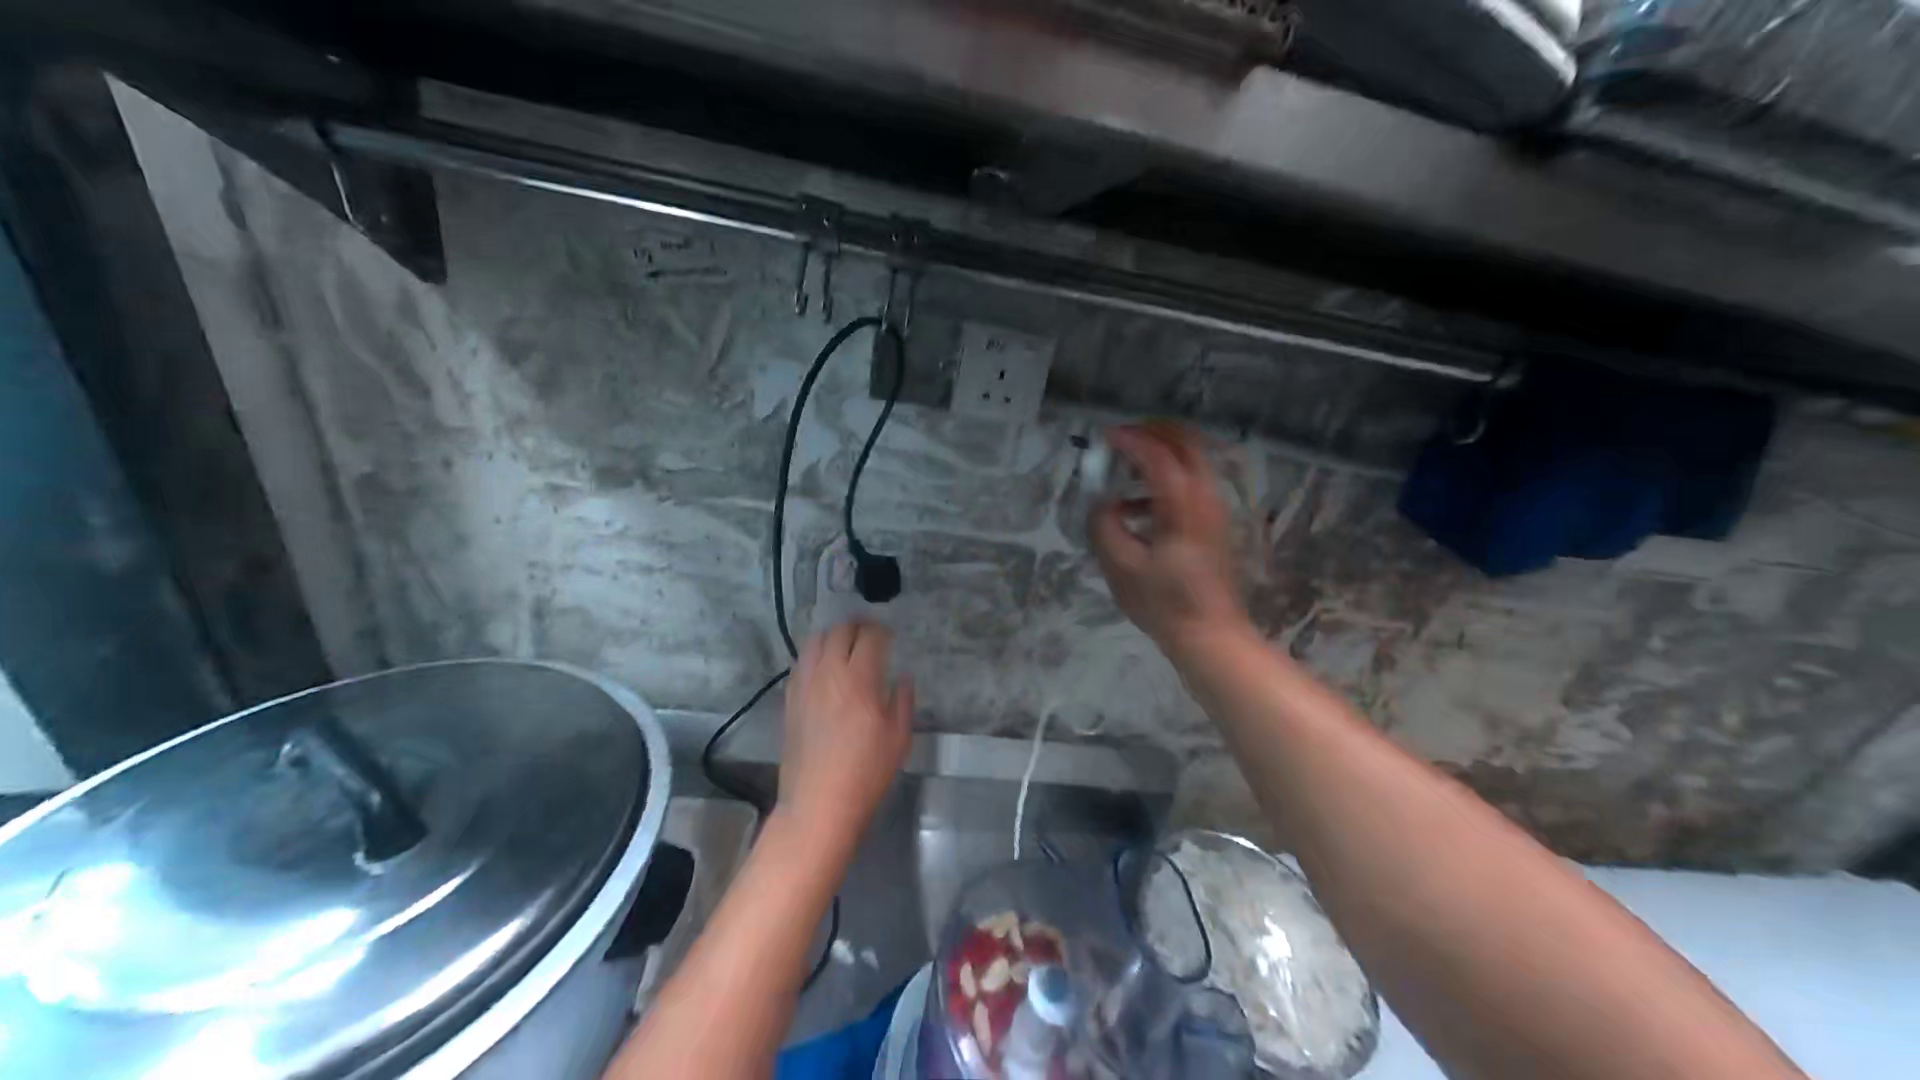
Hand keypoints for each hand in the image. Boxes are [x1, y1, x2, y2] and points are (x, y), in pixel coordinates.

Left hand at [776, 621, 914, 843]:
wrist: (818, 803)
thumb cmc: (866, 772)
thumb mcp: (899, 738)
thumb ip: (903, 701)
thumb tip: (902, 678)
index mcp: (859, 679)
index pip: (870, 637)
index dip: (882, 631)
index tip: (889, 635)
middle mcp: (828, 673)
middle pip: (839, 631)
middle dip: (856, 626)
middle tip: (868, 634)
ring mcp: (804, 685)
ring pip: (814, 642)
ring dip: (832, 637)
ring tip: (844, 645)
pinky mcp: (789, 700)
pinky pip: (800, 664)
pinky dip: (814, 657)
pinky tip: (823, 669)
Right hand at [1089, 423, 1248, 648]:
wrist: (1210, 635)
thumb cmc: (1163, 602)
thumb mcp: (1121, 566)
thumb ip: (1105, 525)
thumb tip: (1103, 503)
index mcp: (1182, 505)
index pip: (1158, 456)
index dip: (1130, 440)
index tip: (1105, 436)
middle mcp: (1205, 498)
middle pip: (1186, 445)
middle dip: (1153, 434)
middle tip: (1122, 440)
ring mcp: (1215, 510)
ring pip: (1193, 462)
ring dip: (1161, 456)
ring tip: (1126, 471)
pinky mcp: (1215, 525)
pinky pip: (1194, 483)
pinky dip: (1168, 479)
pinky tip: (1140, 507)